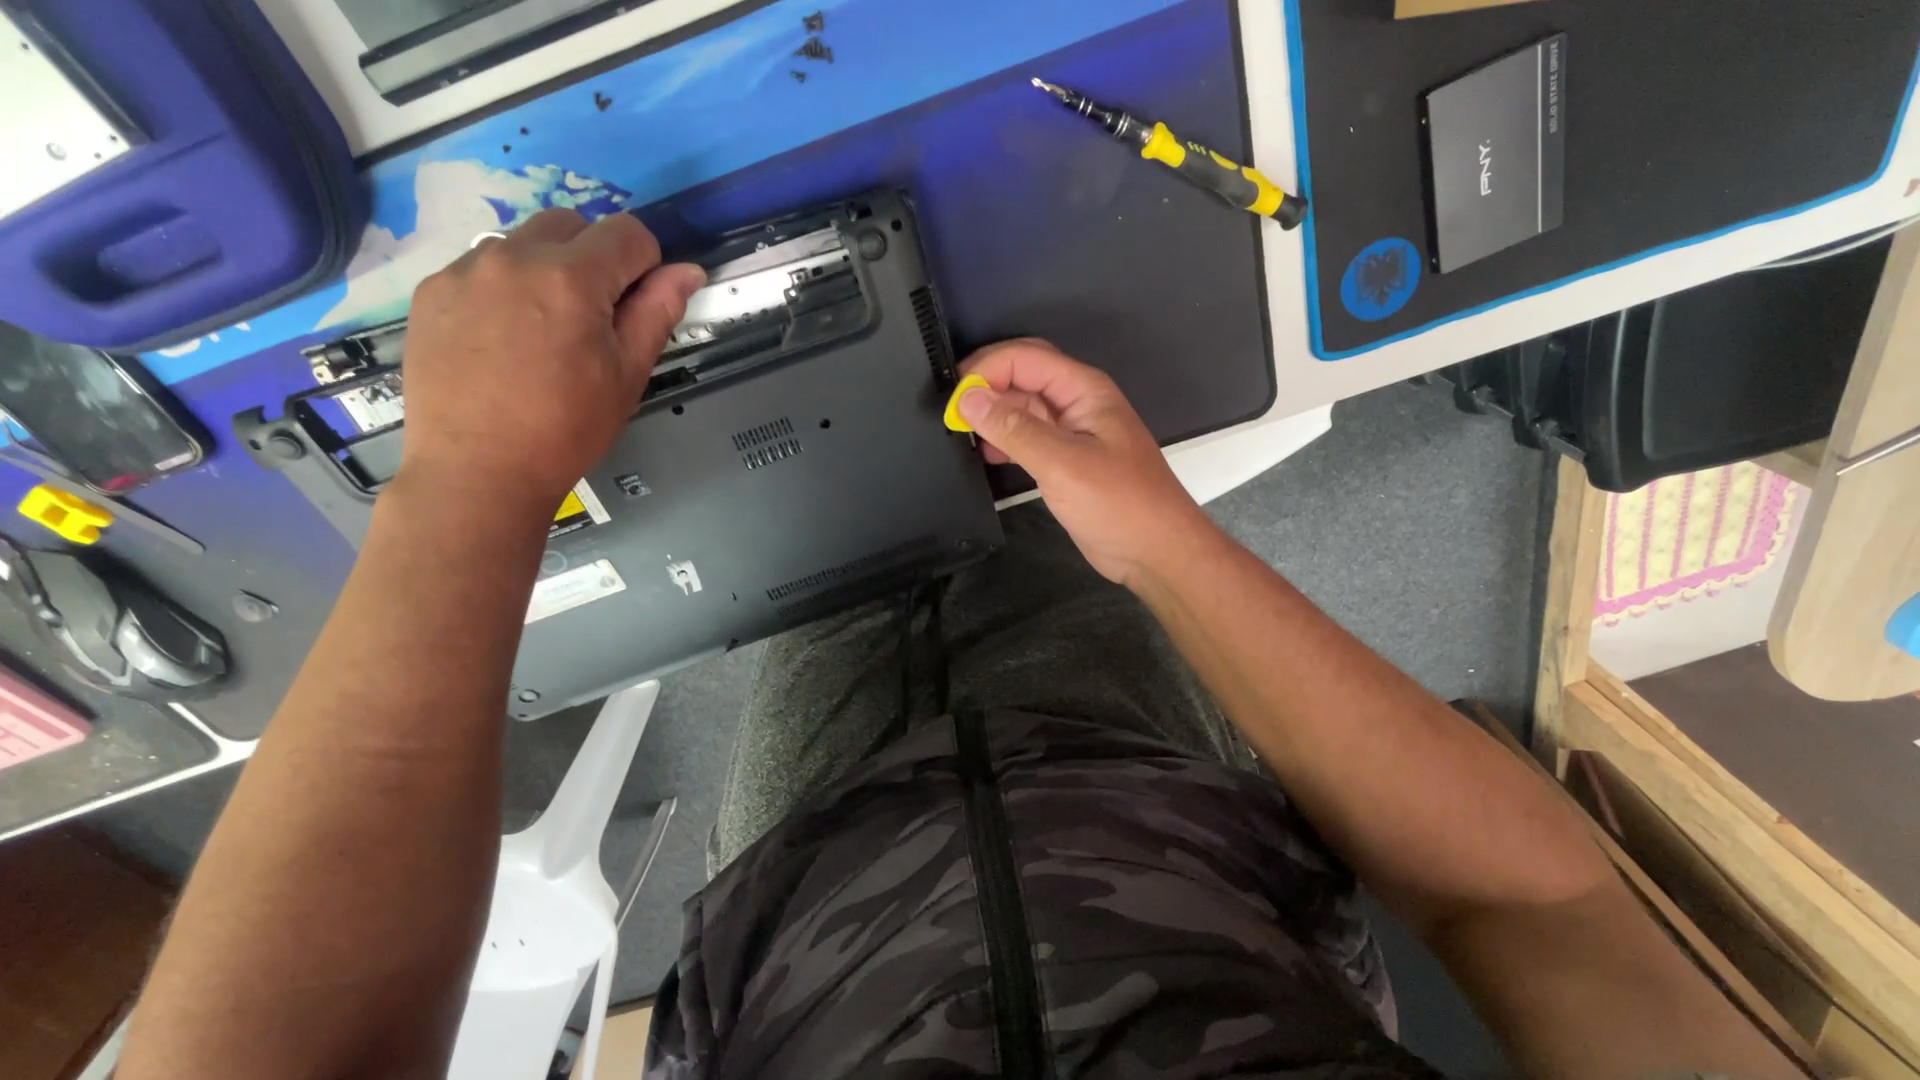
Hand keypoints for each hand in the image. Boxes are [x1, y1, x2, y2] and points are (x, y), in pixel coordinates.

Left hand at [398, 209, 704, 513]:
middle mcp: (514, 257)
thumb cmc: (566, 429)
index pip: (628, 233)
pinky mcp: (432, 291)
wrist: (477, 470)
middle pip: (572, 224)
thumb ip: (658, 312)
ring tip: (542, 329)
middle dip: (593, 257)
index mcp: (571, 278)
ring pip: (522, 242)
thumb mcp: (627, 375)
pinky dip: (502, 287)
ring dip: (545, 268)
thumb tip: (688, 270)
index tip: (637, 302)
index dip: (645, 264)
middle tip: (592, 316)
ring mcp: (465, 271)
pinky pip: (480, 267)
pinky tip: (502, 339)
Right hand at [956, 340, 1221, 585]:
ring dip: (992, 414)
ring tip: (962, 433)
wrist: (1156, 552)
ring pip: (1022, 407)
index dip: (987, 369)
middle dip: (986, 386)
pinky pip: (1027, 436)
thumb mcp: (1063, 464)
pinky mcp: (1066, 460)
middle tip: (951, 411)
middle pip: (1023, 375)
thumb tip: (970, 399)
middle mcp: (1077, 403)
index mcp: (1084, 390)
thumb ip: (1015, 429)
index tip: (955, 397)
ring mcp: (1072, 432)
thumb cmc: (1121, 505)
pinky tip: (985, 454)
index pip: (1026, 358)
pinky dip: (1004, 440)